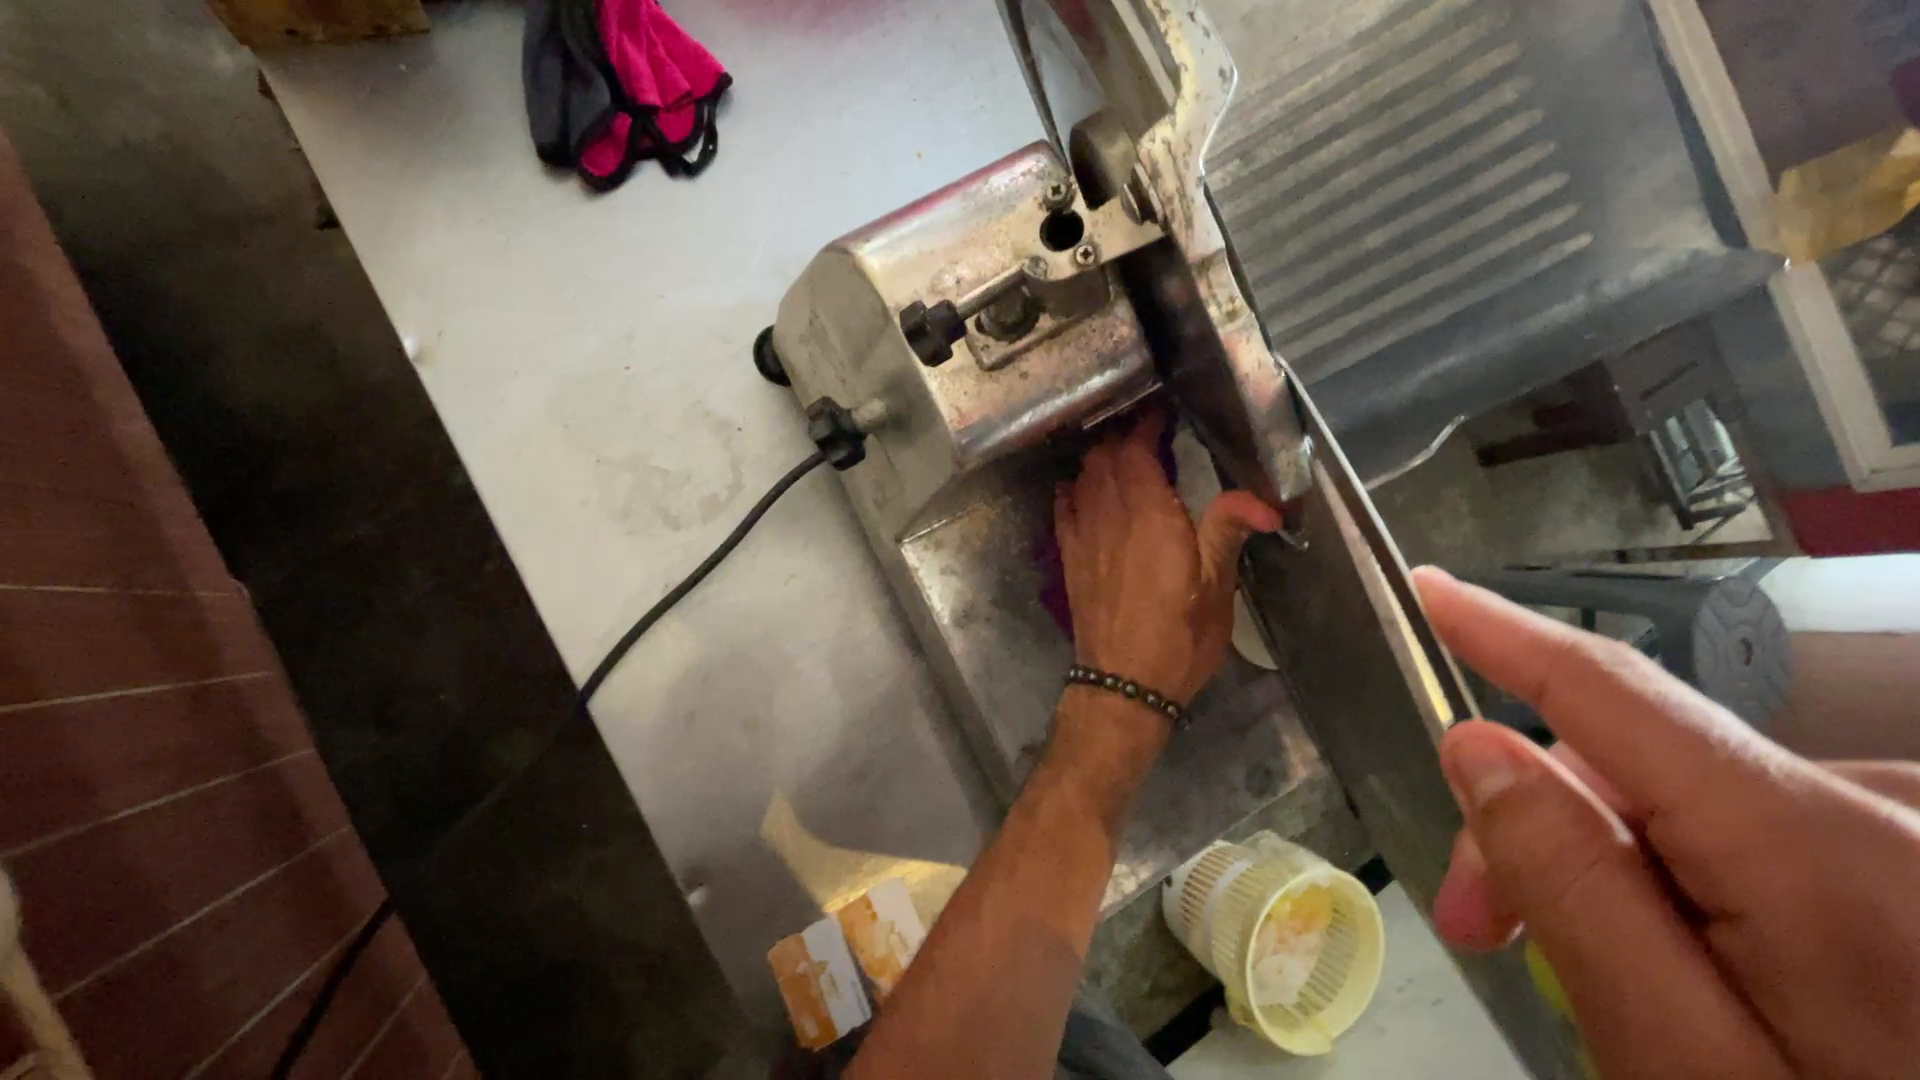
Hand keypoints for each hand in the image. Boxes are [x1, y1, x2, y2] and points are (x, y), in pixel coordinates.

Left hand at [1054, 411, 1280, 704]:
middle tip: (1148, 433)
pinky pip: (1063, 507)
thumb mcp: (1216, 587)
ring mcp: (1083, 535)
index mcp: (1149, 514)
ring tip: (1120, 455)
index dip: (1146, 426)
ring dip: (1099, 459)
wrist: (1122, 682)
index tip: (1162, 413)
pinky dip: (1073, 488)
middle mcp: (1109, 515)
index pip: (1137, 450)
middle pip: (1105, 457)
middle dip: (1124, 437)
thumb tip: (1264, 501)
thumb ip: (1229, 531)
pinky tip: (1082, 488)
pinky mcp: (1069, 557)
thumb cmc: (1178, 636)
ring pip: (1082, 477)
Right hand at [1413, 566, 1919, 1079]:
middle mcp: (1884, 808)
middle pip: (1633, 762)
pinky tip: (1677, 951)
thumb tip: (1478, 749)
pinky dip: (1675, 871)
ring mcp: (1906, 832)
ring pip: (1682, 797)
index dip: (1502, 631)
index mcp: (1819, 849)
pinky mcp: (1909, 861)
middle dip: (1532, 824)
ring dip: (1601, 856)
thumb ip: (1572, 888)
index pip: (1610, 690)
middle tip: (1478, 924)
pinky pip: (1745, 827)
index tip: (1426, 589)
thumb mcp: (1679, 1057)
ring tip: (1576, 959)